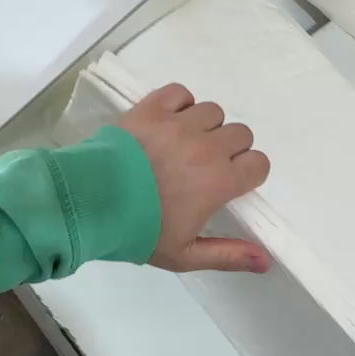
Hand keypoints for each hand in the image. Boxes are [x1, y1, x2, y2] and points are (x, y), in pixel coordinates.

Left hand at [116, 83, 270, 272]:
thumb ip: (228, 255)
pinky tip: (167, 123)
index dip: (245, 174)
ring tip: (180, 145)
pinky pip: (179, 93)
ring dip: (203, 126)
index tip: (224, 185)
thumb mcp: (183, 254)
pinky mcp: (150, 109)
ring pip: (212, 111)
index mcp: (220, 180)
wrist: (88, 203)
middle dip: (227, 149)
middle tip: (200, 167)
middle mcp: (206, 146)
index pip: (259, 164)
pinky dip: (179, 104)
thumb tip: (266, 262)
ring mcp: (177, 124)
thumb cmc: (137, 231)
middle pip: (240, 134)